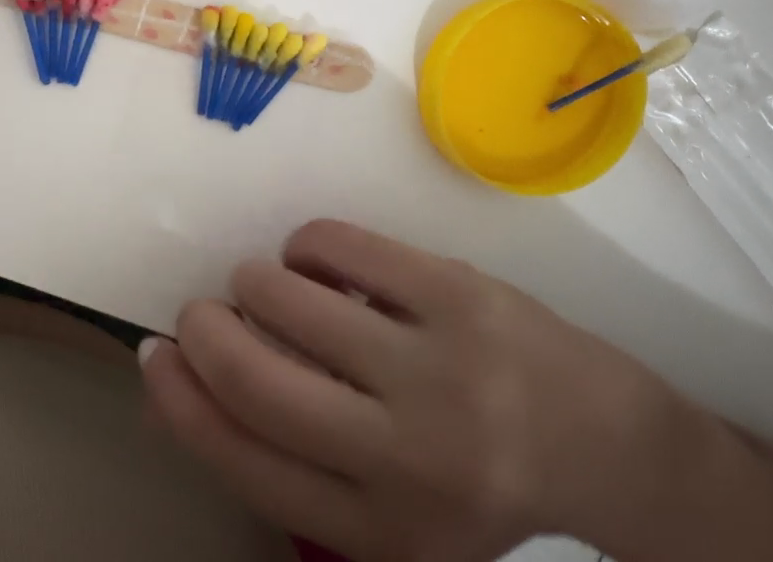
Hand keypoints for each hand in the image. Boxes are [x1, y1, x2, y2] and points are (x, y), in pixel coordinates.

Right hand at [140, 220, 689, 561]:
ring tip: (269, 290)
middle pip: (252, 377)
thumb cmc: (471, 485)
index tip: (155, 354)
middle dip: (201, 330)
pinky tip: (320, 264)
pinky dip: (302, 247)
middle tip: (201, 313)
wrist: (617, 454)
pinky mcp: (461, 295)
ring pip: (283, 298)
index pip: (238, 456)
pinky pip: (332, 245)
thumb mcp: (377, 509)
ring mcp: (439, 369)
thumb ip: (280, 459)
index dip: (176, 397)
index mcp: (378, 527)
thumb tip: (174, 380)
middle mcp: (407, 457)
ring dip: (250, 283)